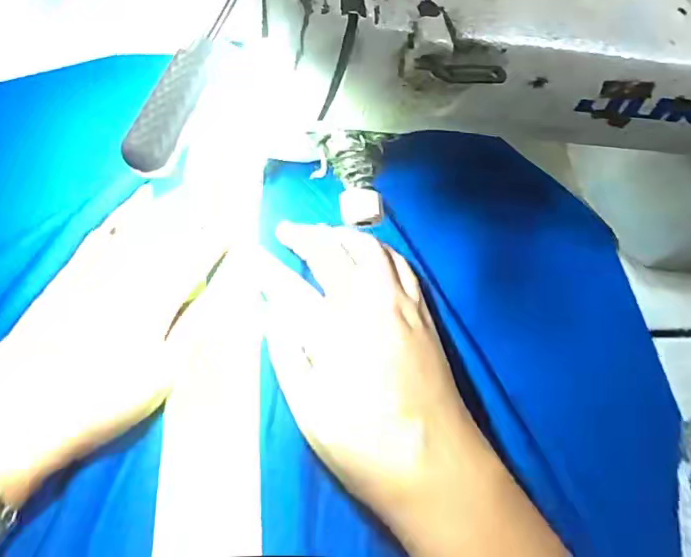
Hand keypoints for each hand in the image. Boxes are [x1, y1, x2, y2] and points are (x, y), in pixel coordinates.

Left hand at [0, 188, 227, 505]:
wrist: (8, 418)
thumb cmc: (96, 403)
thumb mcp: (161, 377)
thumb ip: (199, 326)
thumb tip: (235, 290)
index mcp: (158, 297)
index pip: (199, 255)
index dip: (222, 234)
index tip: (242, 216)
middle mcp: (130, 273)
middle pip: (172, 231)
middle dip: (200, 207)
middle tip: (222, 183)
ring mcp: (96, 271)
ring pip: (141, 226)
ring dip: (170, 202)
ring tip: (192, 182)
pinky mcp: (67, 277)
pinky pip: (102, 234)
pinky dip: (123, 214)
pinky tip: (135, 201)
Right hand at [260, 223, 564, 555]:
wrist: (437, 461)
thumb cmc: (366, 447)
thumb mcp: (311, 413)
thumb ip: (289, 358)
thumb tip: (273, 316)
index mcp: (337, 331)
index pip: (293, 288)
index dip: (270, 270)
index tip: (254, 255)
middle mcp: (370, 303)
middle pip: (335, 251)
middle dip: (306, 235)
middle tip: (288, 230)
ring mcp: (401, 302)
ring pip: (371, 247)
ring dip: (343, 234)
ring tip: (324, 234)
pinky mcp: (423, 309)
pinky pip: (399, 261)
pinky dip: (377, 248)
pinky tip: (371, 254)